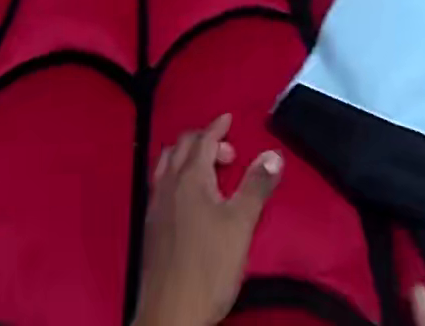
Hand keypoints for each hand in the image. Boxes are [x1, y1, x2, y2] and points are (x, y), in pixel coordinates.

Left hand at [131, 114, 283, 325]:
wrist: (168, 320)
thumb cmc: (208, 267)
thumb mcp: (242, 224)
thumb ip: (257, 185)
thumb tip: (273, 153)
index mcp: (190, 179)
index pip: (203, 140)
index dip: (217, 127)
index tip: (229, 118)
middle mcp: (168, 186)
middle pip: (181, 147)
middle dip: (204, 141)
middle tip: (229, 153)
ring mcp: (155, 208)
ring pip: (167, 165)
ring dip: (187, 157)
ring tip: (209, 169)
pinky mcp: (150, 230)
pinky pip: (161, 185)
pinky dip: (176, 175)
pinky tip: (189, 198)